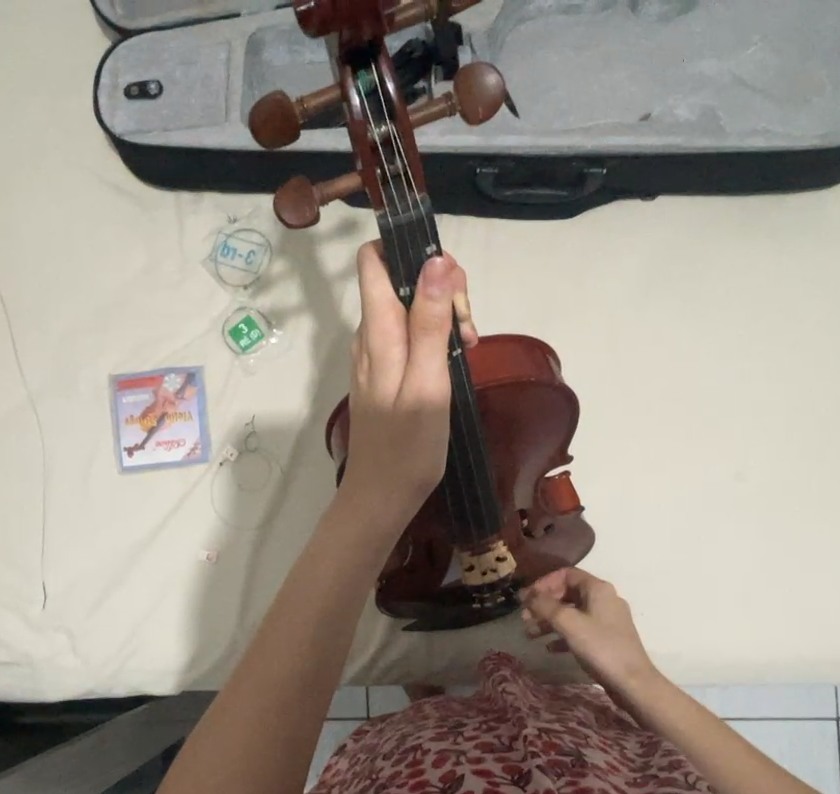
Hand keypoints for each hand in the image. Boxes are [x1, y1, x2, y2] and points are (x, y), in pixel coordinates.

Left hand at [338, 242, 476, 529]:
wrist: (382, 495)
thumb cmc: (408, 446)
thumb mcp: (429, 382)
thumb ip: (430, 322)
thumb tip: (437, 260)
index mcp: (377, 330)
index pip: (374, 259)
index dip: (410, 252)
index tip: (449, 281)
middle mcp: (370, 334)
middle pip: (401, 280)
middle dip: (441, 290)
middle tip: (468, 328)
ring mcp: (376, 355)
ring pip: (410, 309)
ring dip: (444, 317)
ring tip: (468, 348)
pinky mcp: (385, 374)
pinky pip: (410, 336)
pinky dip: (435, 339)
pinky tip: (455, 364)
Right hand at [521, 568, 663, 702]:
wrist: (632, 682)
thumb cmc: (600, 647)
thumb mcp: (569, 623)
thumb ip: (545, 606)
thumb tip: (526, 595)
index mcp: (598, 589)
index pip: (566, 574)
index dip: (543, 583)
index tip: (527, 599)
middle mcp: (604, 599)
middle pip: (567, 593)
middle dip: (544, 604)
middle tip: (524, 618)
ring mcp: (606, 620)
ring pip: (571, 613)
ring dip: (549, 621)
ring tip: (530, 634)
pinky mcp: (606, 639)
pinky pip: (579, 630)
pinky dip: (562, 635)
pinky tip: (549, 647)